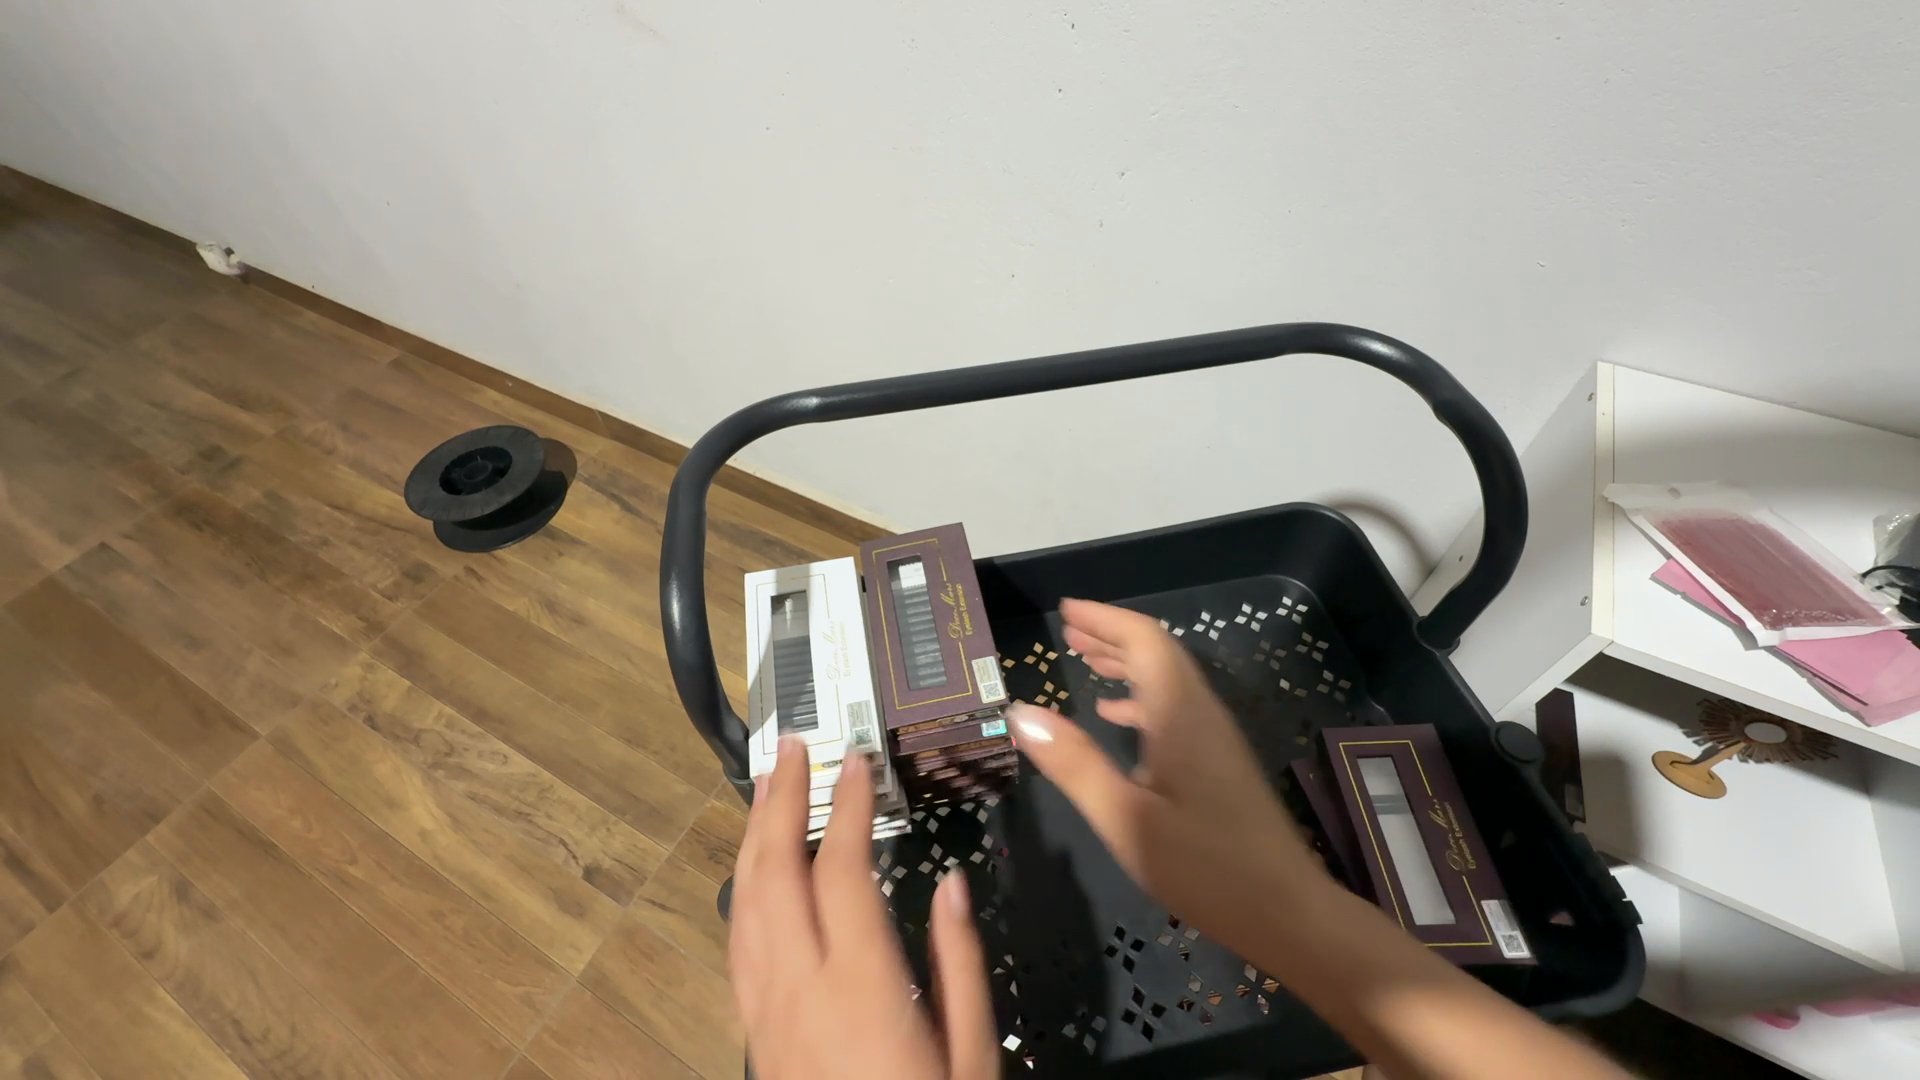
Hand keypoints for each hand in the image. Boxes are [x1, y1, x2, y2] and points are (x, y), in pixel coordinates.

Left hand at [731, 736, 998, 1079]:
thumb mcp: (971, 1051)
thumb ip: (958, 959)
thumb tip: (950, 880)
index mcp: (860, 982)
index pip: (842, 868)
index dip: (848, 805)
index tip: (857, 760)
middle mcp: (799, 984)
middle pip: (774, 871)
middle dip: (780, 800)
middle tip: (792, 749)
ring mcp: (766, 1007)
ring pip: (746, 901)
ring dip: (754, 834)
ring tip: (767, 786)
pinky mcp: (754, 1028)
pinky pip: (739, 942)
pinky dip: (745, 886)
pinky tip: (755, 867)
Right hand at [1009, 598, 1330, 948]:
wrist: (1287, 912)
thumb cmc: (1203, 866)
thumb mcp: (1123, 818)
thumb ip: (1073, 762)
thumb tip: (1020, 711)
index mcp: (1178, 714)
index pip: (1144, 642)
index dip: (1105, 619)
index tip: (1067, 610)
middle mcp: (1199, 712)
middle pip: (1157, 653)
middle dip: (1112, 635)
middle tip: (1068, 630)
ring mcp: (1213, 736)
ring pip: (1167, 678)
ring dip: (1126, 663)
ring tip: (1085, 660)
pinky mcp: (1218, 760)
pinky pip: (1175, 706)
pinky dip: (1140, 697)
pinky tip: (1115, 715)